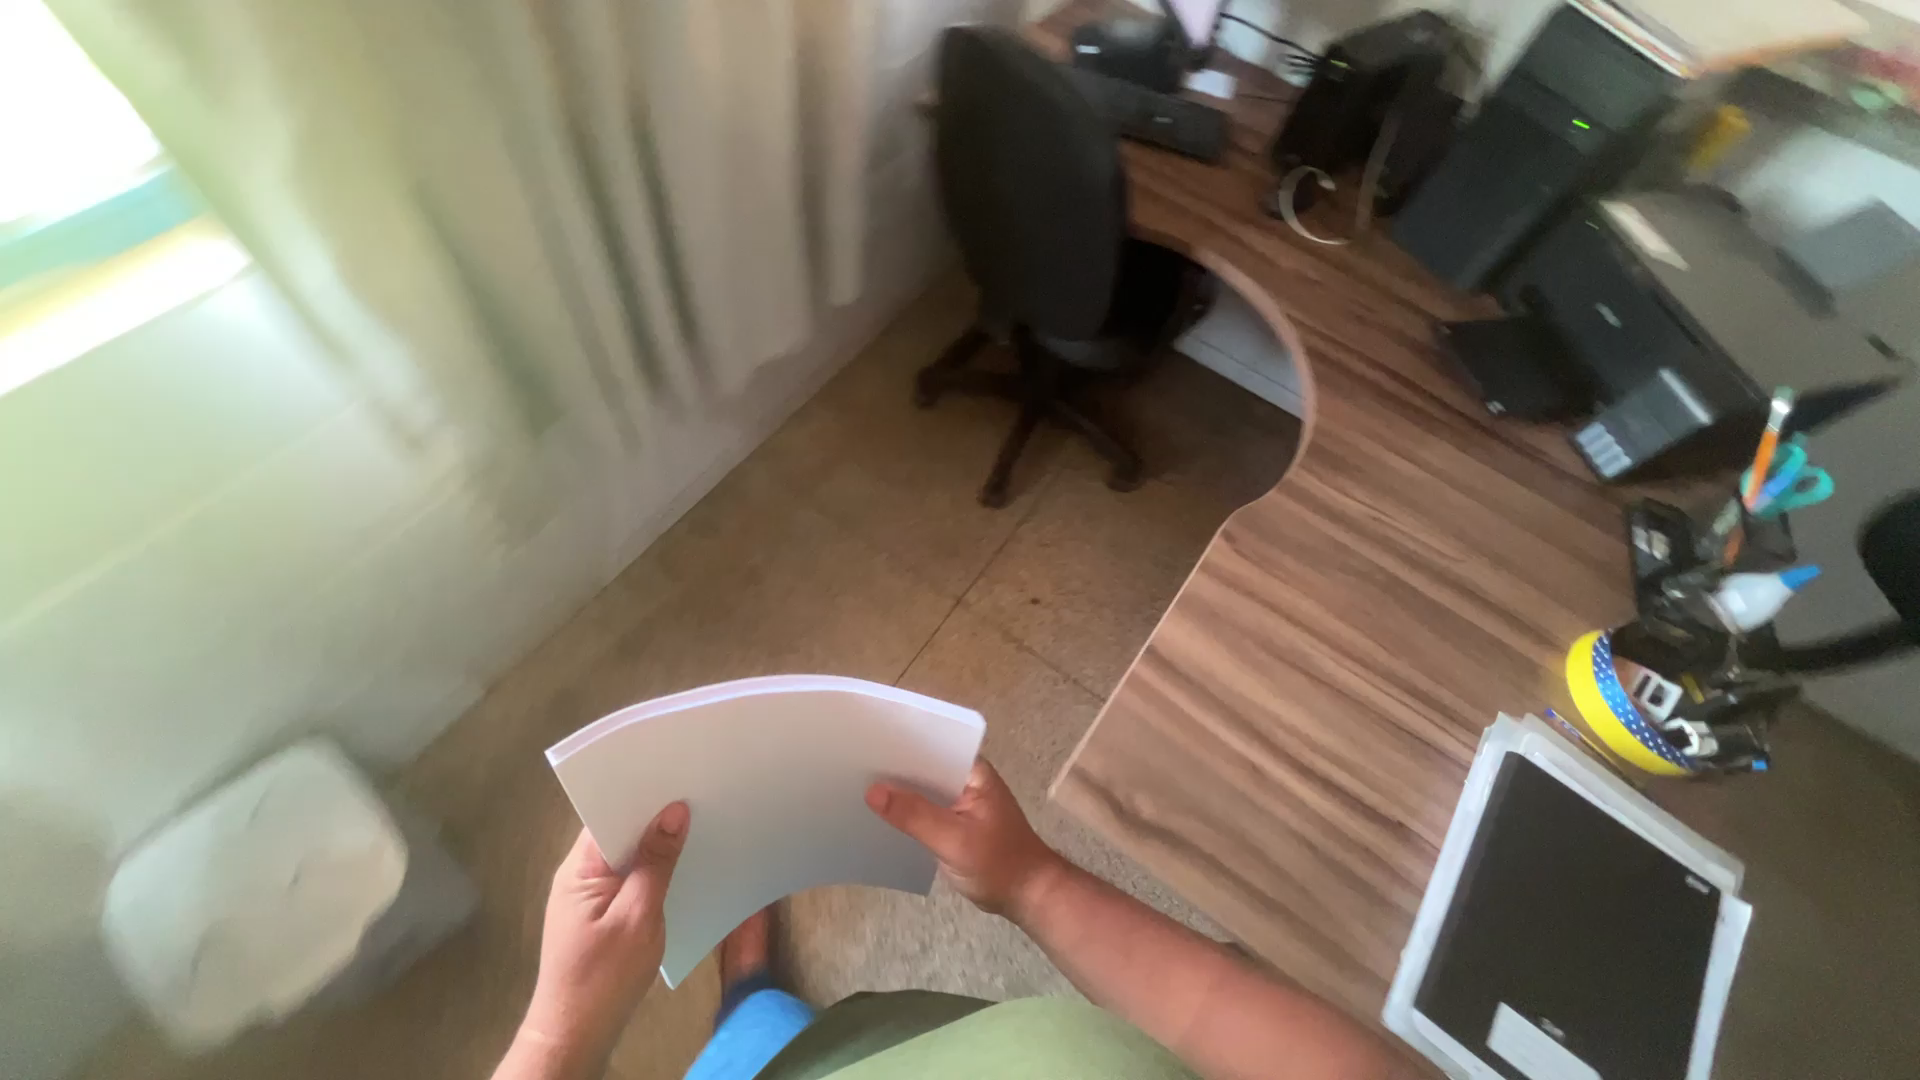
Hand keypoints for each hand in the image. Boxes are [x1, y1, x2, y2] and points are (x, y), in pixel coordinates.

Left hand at [515, 803, 688, 1069]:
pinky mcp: (600, 909)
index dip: (642, 791)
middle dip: (655, 812)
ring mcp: (587, 892)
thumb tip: (675, 810)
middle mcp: (578, 873)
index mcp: (579, 868)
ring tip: (697, 819)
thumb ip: (657, 861)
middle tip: (698, 791)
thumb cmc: (604, 977)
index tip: (679, 773)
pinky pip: (628, 872)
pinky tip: (680, 861)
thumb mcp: (639, 915)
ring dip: (656, 839)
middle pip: (618, 828)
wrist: (576, 1037)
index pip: (609, 812)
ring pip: (625, 850)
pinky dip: (652, 863)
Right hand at [865, 759, 1066, 920]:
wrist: (1026, 895)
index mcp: (972, 769)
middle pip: (924, 765)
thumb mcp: (954, 840)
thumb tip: (873, 790)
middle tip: (853, 767)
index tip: (866, 745)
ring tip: (856, 786)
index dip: (901, 744)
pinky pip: (924, 807)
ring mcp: (959, 798)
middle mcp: (965, 776)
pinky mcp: (953, 819)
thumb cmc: (998, 864)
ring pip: (922, 787)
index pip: (932, 745)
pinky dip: (906, 811)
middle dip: (893, 767)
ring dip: (898, 790)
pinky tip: (879, 815)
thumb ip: (915, 815)